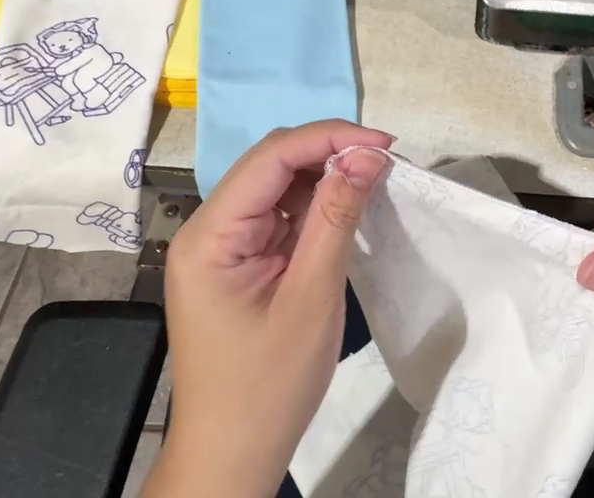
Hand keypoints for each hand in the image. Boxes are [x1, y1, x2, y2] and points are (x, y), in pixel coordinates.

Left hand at [153, 121, 391, 496]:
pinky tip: (348, 205)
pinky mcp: (240, 260)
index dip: (328, 138)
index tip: (384, 144)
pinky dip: (316, 205)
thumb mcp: (311, 296)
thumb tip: (366, 154)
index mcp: (210, 235)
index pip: (271, 158)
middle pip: (271, 164)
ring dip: (325, 175)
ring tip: (373, 178)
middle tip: (384, 161)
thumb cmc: (269, 385)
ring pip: (278, 184)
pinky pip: (280, 214)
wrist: (233, 456)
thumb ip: (337, 217)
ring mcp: (223, 244)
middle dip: (329, 151)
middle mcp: (209, 228)